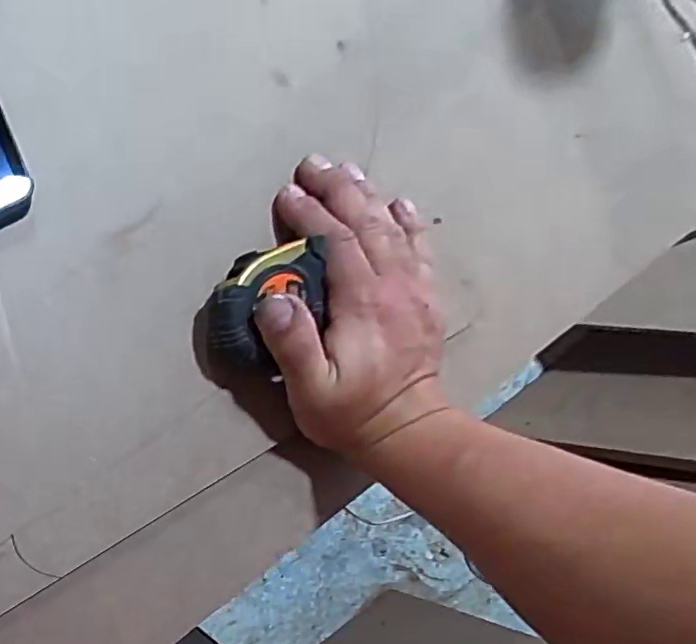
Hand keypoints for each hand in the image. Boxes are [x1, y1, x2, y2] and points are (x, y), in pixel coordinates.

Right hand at [257, 156, 454, 459]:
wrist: (405, 428)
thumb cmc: (347, 412)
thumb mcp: (309, 386)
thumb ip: (291, 342)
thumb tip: (272, 299)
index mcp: (363, 303)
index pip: (337, 243)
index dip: (311, 216)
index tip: (285, 195)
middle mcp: (394, 286)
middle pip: (367, 224)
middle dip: (339, 191)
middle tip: (313, 164)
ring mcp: (414, 290)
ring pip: (393, 228)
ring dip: (367, 196)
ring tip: (345, 172)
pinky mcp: (422, 299)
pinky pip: (418, 246)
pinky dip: (406, 219)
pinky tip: (396, 203)